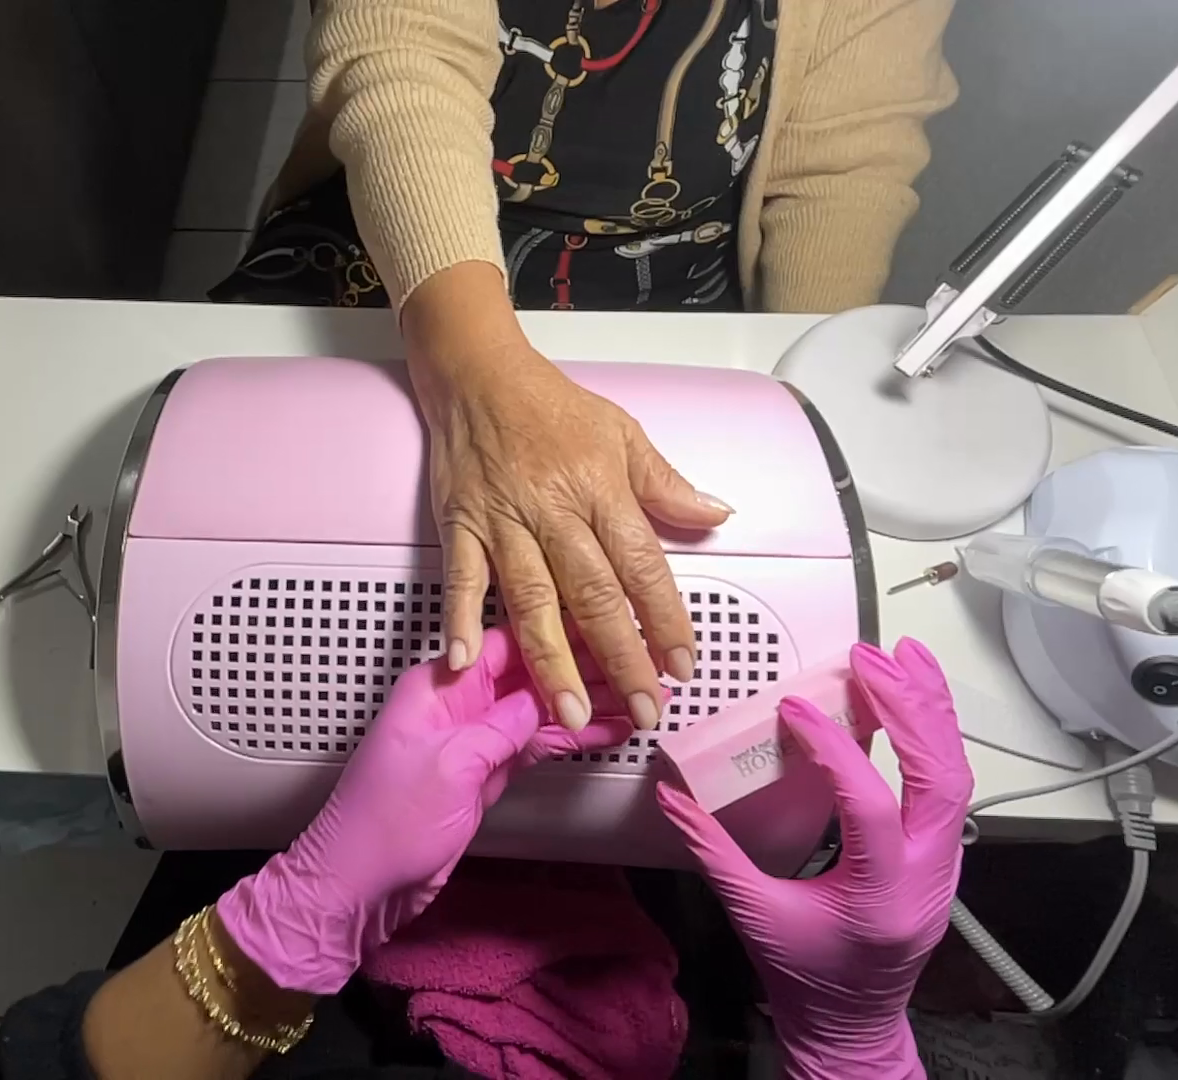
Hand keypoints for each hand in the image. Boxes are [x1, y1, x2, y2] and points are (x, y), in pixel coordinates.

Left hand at [218, 627, 630, 993]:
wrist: (360, 885)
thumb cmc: (386, 822)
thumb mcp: (450, 764)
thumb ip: (501, 726)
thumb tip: (549, 696)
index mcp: (438, 685)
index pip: (505, 644)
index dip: (554, 636)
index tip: (601, 631)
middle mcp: (458, 703)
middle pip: (529, 674)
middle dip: (581, 670)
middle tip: (636, 665)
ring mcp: (474, 737)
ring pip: (539, 709)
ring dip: (585, 705)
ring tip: (639, 696)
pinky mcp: (485, 770)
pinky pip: (534, 743)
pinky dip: (570, 738)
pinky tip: (607, 730)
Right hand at [402, 288, 730, 733]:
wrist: (478, 376)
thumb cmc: (551, 405)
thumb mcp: (621, 431)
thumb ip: (665, 482)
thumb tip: (718, 514)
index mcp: (599, 489)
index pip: (640, 564)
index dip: (664, 618)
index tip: (681, 665)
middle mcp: (553, 511)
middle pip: (590, 593)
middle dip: (619, 656)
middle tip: (640, 711)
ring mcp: (503, 522)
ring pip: (531, 598)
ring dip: (551, 658)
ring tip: (569, 712)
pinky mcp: (461, 526)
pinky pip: (462, 579)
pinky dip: (460, 619)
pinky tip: (464, 662)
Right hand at [657, 639, 972, 1078]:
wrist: (853, 1026)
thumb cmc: (807, 978)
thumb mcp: (753, 914)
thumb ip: (711, 849)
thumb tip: (672, 796)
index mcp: (884, 894)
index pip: (869, 806)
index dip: (833, 749)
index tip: (795, 709)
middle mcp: (931, 875)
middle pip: (942, 779)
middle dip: (910, 709)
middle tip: (874, 658)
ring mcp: (945, 865)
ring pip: (957, 777)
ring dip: (932, 712)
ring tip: (908, 658)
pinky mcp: (939, 854)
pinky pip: (947, 786)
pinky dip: (933, 736)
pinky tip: (913, 704)